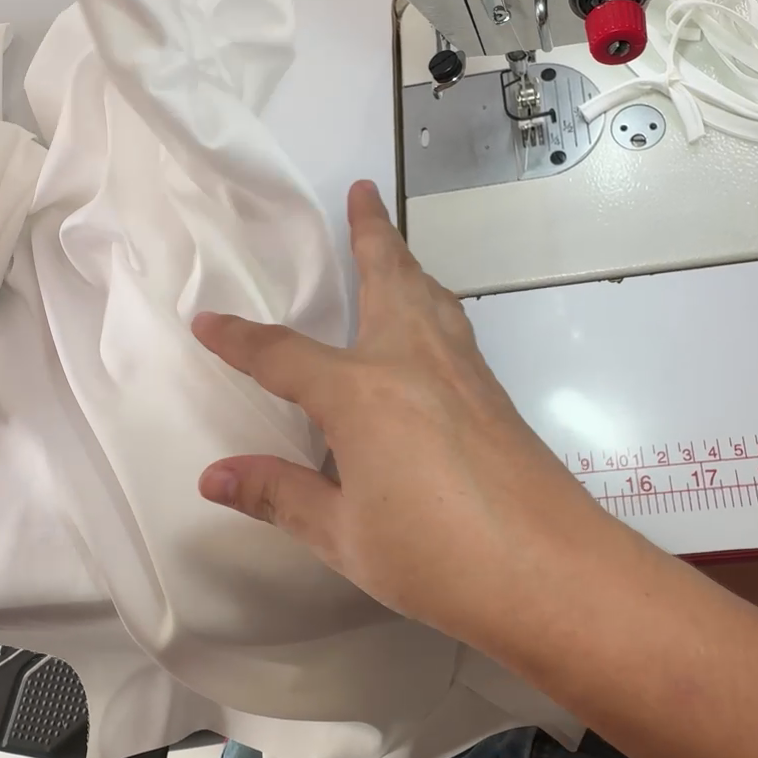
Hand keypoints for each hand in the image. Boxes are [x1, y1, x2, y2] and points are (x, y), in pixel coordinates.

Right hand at [192, 182, 617, 636]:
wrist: (548, 567)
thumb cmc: (437, 556)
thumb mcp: (345, 535)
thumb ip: (281, 496)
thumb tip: (214, 476)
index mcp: (363, 393)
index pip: (284, 356)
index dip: (240, 340)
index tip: (208, 322)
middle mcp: (414, 361)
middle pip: (388, 278)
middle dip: (370, 231)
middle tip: (363, 190)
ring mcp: (463, 371)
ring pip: (430, 295)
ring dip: (408, 261)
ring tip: (395, 246)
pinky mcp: (494, 391)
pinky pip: (454, 325)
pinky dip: (433, 303)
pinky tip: (431, 324)